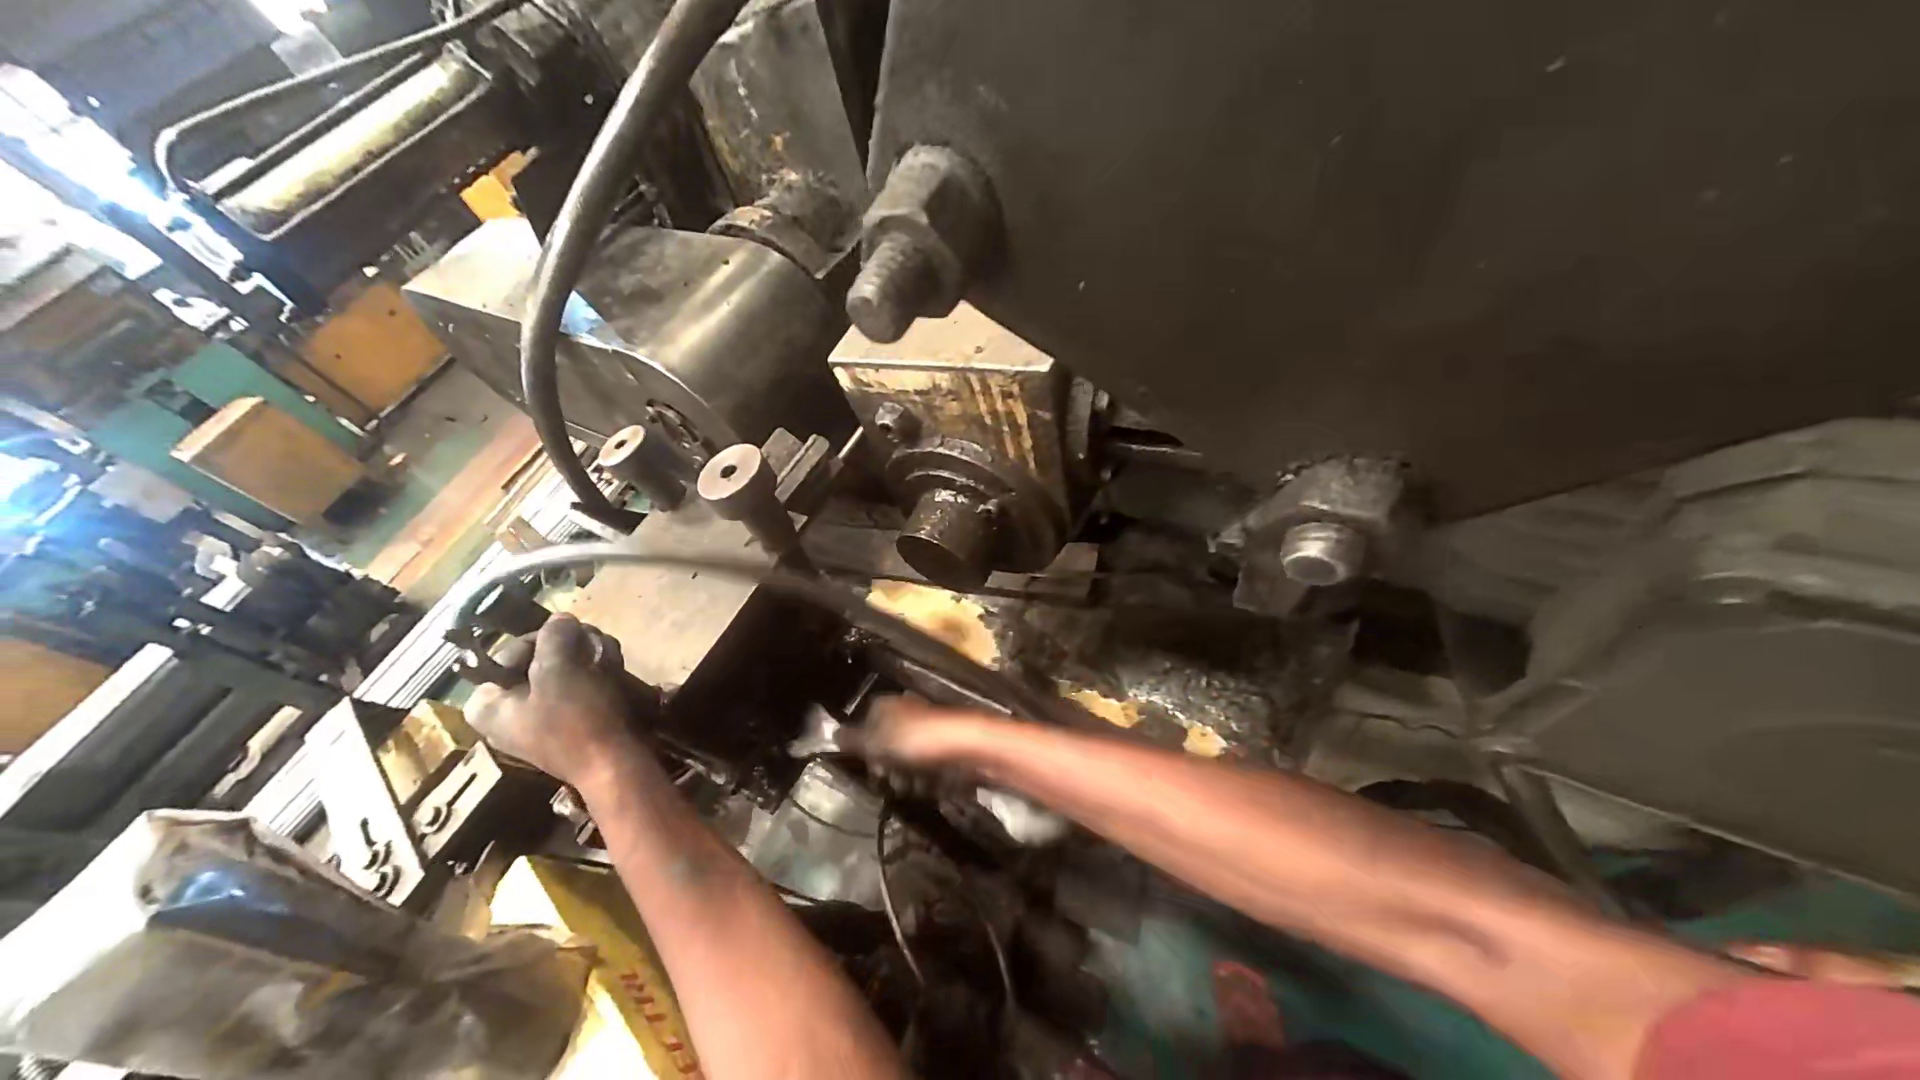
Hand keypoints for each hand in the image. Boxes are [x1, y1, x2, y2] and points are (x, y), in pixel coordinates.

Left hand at [467, 614, 642, 789]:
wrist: (614, 764)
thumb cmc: (577, 720)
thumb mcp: (558, 671)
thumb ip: (554, 636)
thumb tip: (561, 618)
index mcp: (488, 702)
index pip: (511, 650)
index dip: (545, 640)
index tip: (573, 640)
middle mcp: (508, 710)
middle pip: (541, 658)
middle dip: (574, 648)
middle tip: (596, 648)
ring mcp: (540, 717)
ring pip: (565, 668)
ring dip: (591, 657)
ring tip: (609, 662)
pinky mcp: (569, 721)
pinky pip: (579, 686)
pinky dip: (597, 675)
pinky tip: (614, 673)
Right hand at [845, 697, 1010, 769]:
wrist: (968, 748)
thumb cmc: (917, 740)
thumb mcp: (876, 741)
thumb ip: (853, 739)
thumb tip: (830, 733)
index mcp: (888, 706)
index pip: (865, 726)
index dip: (865, 750)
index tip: (869, 766)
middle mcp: (908, 714)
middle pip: (887, 749)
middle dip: (889, 770)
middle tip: (893, 779)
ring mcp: (929, 733)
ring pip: (908, 764)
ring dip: (910, 780)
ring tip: (918, 784)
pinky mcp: (947, 751)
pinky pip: (929, 771)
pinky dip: (931, 781)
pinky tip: (935, 785)